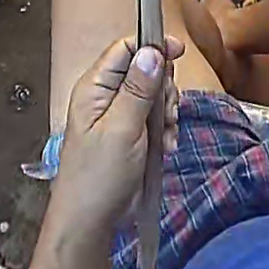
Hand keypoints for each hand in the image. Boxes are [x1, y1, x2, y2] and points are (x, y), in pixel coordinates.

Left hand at [47, 34, 182, 236]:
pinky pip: (155, 117)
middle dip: (163, 88)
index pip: (125, 48)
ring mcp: (118, 114)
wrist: (91, 222)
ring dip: (166, 112)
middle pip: (145, 69)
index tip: (178, 51)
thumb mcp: (122, 129)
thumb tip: (152, 50)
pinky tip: (165, 146)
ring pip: (154, 93)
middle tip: (166, 112)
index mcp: (96, 86)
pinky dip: (165, 128)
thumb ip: (138, 89)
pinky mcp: (130, 132)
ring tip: (165, 135)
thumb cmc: (99, 176)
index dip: (152, 46)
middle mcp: (106, 95)